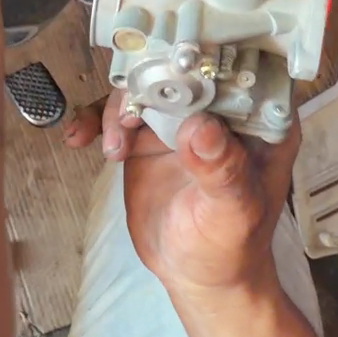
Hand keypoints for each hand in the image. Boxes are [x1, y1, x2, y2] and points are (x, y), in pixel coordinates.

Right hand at [63, 94, 301, 299]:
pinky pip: (118, 115)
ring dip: (118, 108)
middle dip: (147, 84)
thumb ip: (221, 170)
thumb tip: (200, 127)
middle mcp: (219, 112)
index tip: (169, 71)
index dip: (200, 62)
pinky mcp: (147, 135)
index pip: (233, 71)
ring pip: (143, 88)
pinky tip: (80, 137)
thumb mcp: (233, 212)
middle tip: (128, 115)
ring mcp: (180, 121)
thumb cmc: (229, 248)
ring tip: (113, 147)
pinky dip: (96, 120)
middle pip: (178, 71)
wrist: (196, 274)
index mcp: (258, 120)